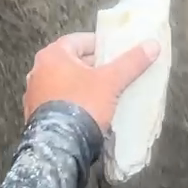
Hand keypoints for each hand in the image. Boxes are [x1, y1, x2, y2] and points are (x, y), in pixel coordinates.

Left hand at [23, 32, 161, 133]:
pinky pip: (58, 99)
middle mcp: (38, 69)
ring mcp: (34, 92)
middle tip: (113, 73)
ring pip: (65, 81)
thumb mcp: (111, 81)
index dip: (101, 45)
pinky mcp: (34, 113)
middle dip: (93, 66)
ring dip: (82, 84)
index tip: (116, 53)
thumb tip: (153, 45)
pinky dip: (72, 100)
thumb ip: (131, 62)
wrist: (59, 146)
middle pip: (72, 61)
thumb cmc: (83, 104)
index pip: (80, 41)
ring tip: (103, 93)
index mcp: (53, 54)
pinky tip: (87, 110)